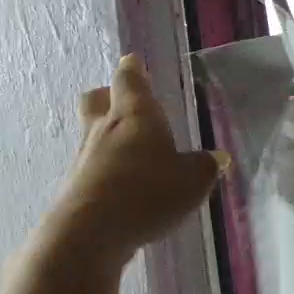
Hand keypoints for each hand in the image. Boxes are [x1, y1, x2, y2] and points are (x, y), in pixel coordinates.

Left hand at [43, 54, 226, 268]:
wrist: (90, 233)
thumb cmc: (149, 192)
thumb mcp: (195, 178)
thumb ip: (206, 165)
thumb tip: (215, 158)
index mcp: (136, 117)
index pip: (130, 83)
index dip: (133, 71)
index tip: (132, 60)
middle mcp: (105, 130)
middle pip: (97, 101)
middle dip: (109, 95)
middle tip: (121, 96)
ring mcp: (86, 158)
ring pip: (94, 133)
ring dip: (110, 133)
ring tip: (133, 145)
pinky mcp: (78, 186)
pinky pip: (95, 165)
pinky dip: (110, 166)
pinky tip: (128, 181)